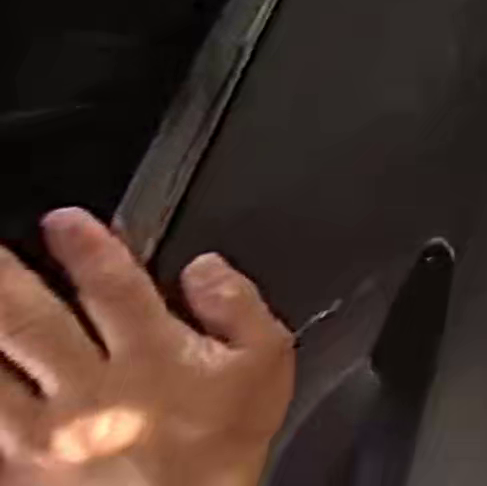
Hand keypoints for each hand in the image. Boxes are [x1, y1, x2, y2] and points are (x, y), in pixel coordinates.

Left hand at [0, 209, 292, 485]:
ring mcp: (34, 429)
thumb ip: (239, 306)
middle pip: (31, 324)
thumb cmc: (229, 430)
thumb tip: (206, 266)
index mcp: (152, 350)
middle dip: (5, 282)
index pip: (114, 286)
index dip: (90, 249)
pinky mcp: (6, 464)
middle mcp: (86, 382)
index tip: (66, 219)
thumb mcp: (266, 357)